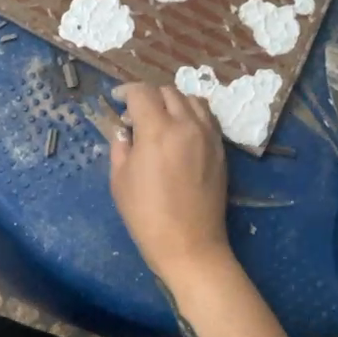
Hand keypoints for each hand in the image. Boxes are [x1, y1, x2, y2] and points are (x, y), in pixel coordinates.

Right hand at [110, 83, 231, 276]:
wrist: (190, 245)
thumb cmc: (147, 216)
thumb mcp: (120, 180)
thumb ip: (120, 147)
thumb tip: (124, 131)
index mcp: (157, 130)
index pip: (141, 93)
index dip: (125, 91)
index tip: (116, 99)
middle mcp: (186, 124)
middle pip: (167, 91)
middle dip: (148, 96)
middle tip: (135, 115)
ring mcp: (208, 135)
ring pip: (191, 100)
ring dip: (172, 102)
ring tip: (161, 119)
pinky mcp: (221, 149)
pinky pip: (206, 118)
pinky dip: (191, 114)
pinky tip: (181, 132)